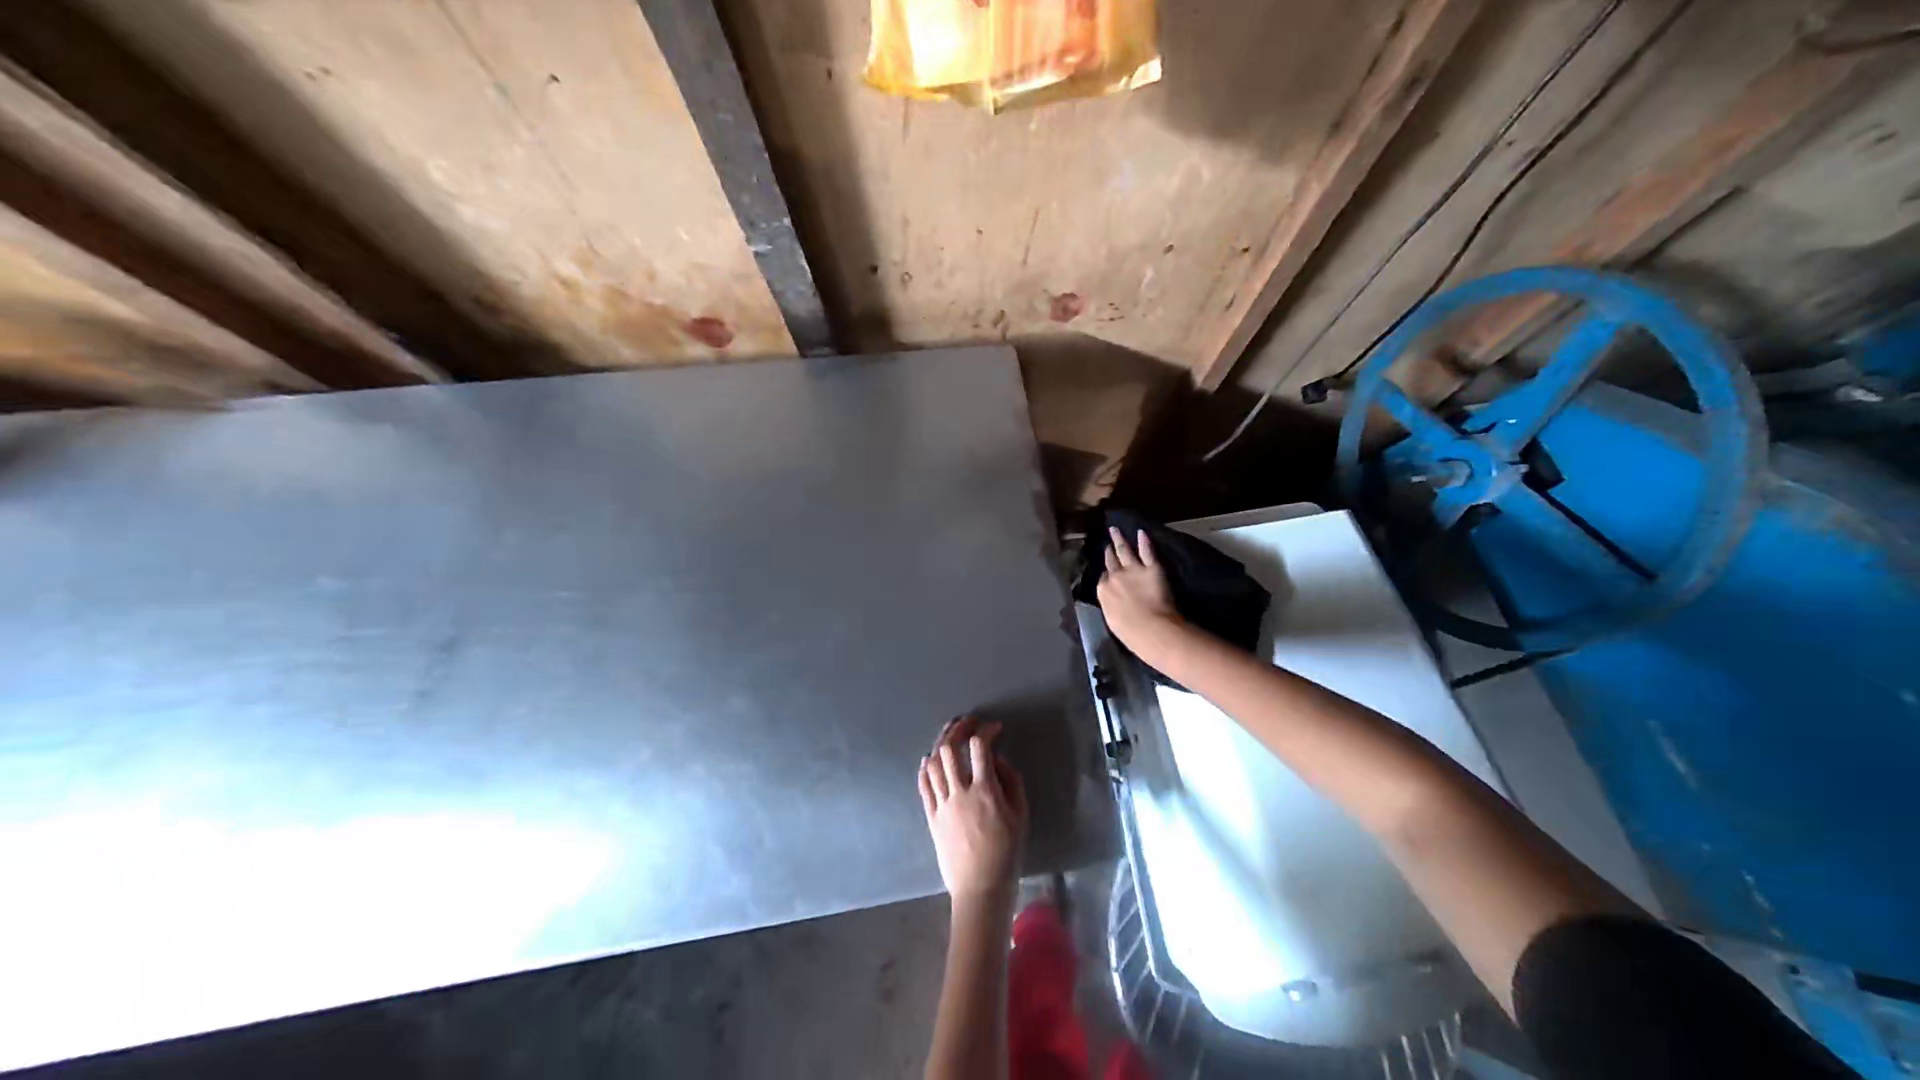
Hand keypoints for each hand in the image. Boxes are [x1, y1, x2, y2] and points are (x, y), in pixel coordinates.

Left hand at [918, 716, 1027, 903]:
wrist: (980, 887)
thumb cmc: (1007, 852)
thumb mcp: (1020, 815)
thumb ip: (1011, 782)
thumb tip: (997, 759)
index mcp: (985, 792)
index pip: (980, 748)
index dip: (986, 731)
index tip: (994, 728)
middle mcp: (960, 793)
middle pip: (950, 749)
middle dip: (958, 729)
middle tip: (968, 722)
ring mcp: (942, 804)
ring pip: (934, 763)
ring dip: (941, 743)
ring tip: (950, 733)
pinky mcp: (931, 816)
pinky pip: (924, 785)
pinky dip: (926, 767)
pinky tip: (930, 758)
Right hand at [1096, 526, 1181, 651]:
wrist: (1152, 629)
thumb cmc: (1131, 633)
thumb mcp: (1112, 620)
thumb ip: (1110, 605)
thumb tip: (1112, 602)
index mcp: (1103, 592)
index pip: (1103, 579)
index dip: (1107, 574)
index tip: (1108, 570)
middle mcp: (1115, 577)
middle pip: (1111, 561)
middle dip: (1108, 551)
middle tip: (1106, 542)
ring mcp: (1133, 570)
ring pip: (1124, 551)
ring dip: (1119, 539)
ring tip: (1115, 529)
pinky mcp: (1152, 568)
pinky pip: (1147, 551)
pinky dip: (1144, 541)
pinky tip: (1141, 532)